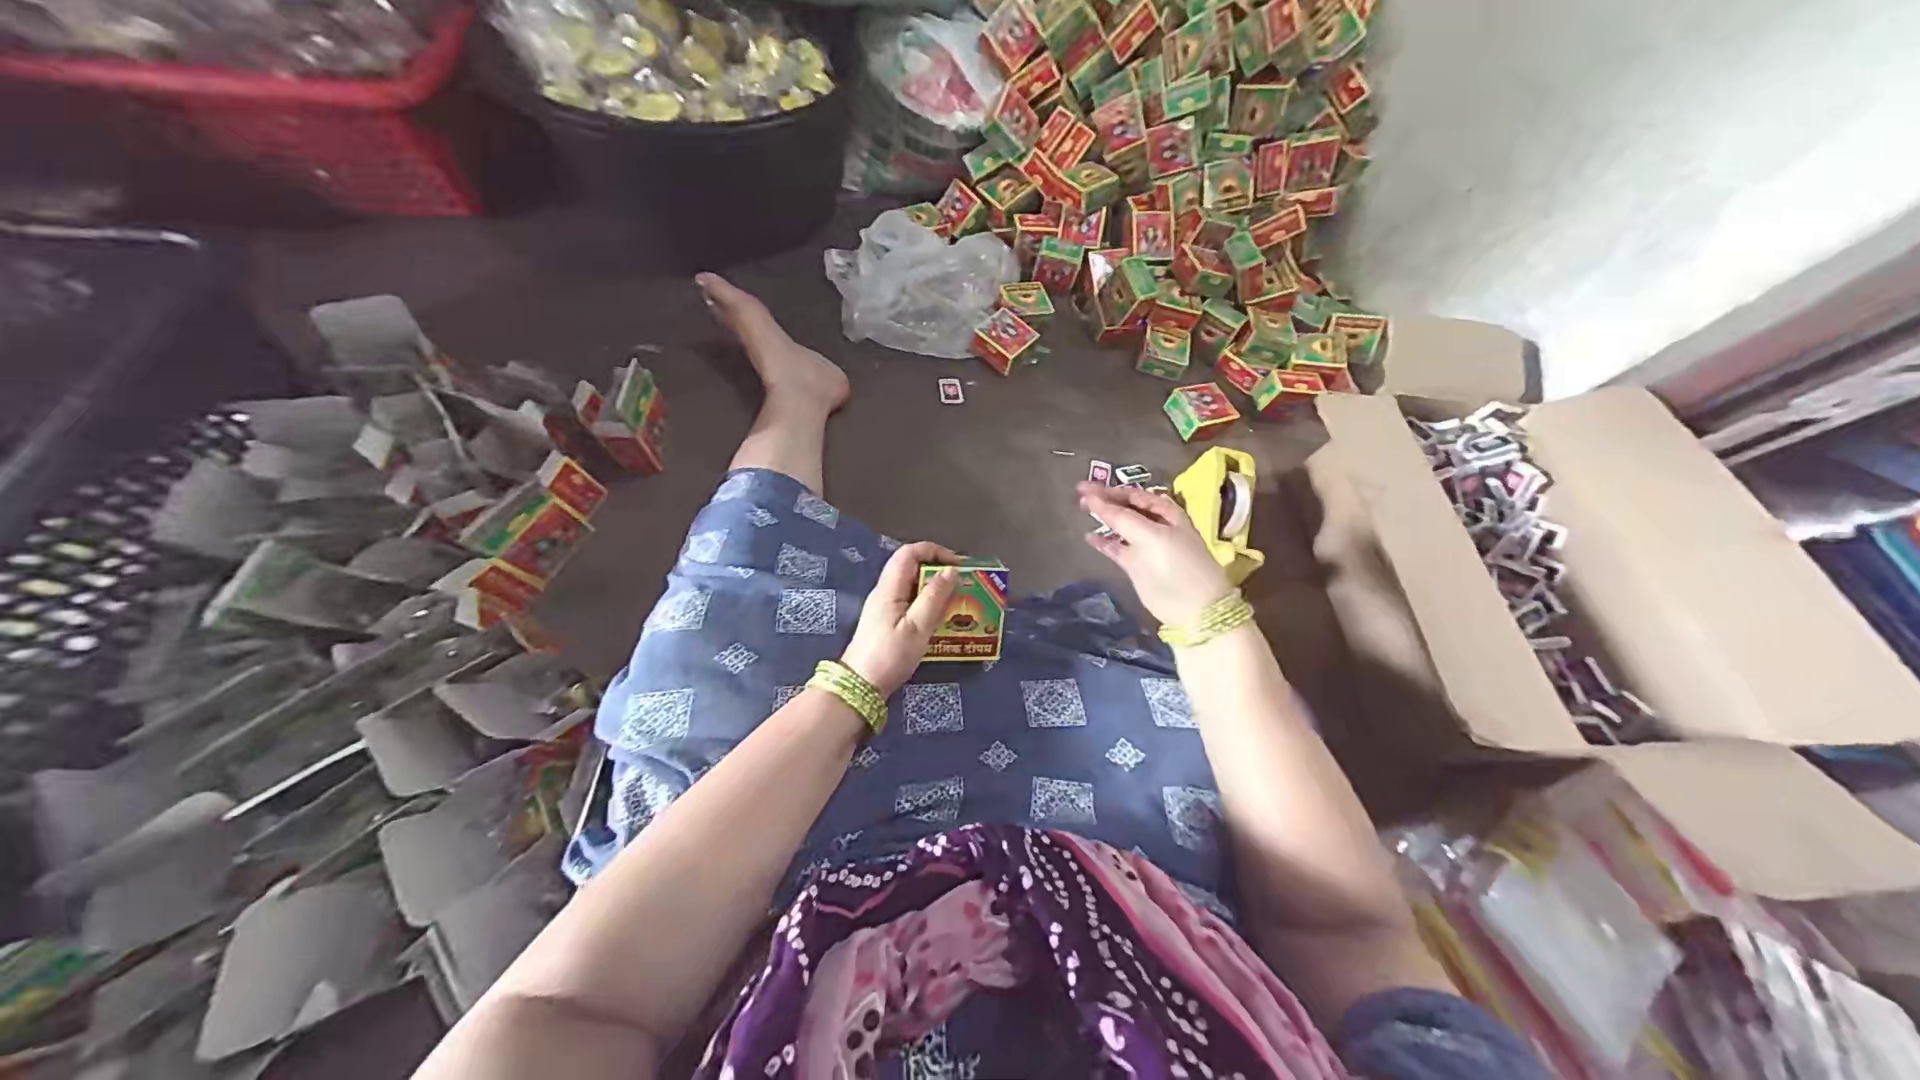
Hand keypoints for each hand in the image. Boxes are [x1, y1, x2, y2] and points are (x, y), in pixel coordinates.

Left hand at [841, 542, 960, 696]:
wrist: (861, 686)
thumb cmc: (890, 655)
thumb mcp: (917, 626)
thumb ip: (934, 597)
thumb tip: (952, 571)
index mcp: (890, 588)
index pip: (909, 553)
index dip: (934, 551)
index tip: (958, 565)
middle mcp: (885, 592)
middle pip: (912, 568)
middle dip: (939, 571)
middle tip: (963, 585)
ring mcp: (884, 607)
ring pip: (913, 587)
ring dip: (936, 589)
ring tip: (958, 602)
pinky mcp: (887, 622)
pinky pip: (911, 603)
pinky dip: (928, 605)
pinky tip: (942, 619)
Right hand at [1079, 483, 1233, 625]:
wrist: (1194, 607)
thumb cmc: (1178, 566)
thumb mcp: (1154, 536)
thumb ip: (1124, 518)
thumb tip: (1095, 501)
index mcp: (1165, 514)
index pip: (1134, 495)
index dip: (1111, 490)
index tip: (1086, 488)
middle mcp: (1155, 525)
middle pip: (1126, 507)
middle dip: (1105, 499)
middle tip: (1080, 494)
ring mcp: (1144, 545)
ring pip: (1120, 526)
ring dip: (1103, 517)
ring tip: (1082, 510)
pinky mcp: (1135, 565)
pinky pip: (1115, 548)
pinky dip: (1103, 542)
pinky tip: (1089, 536)